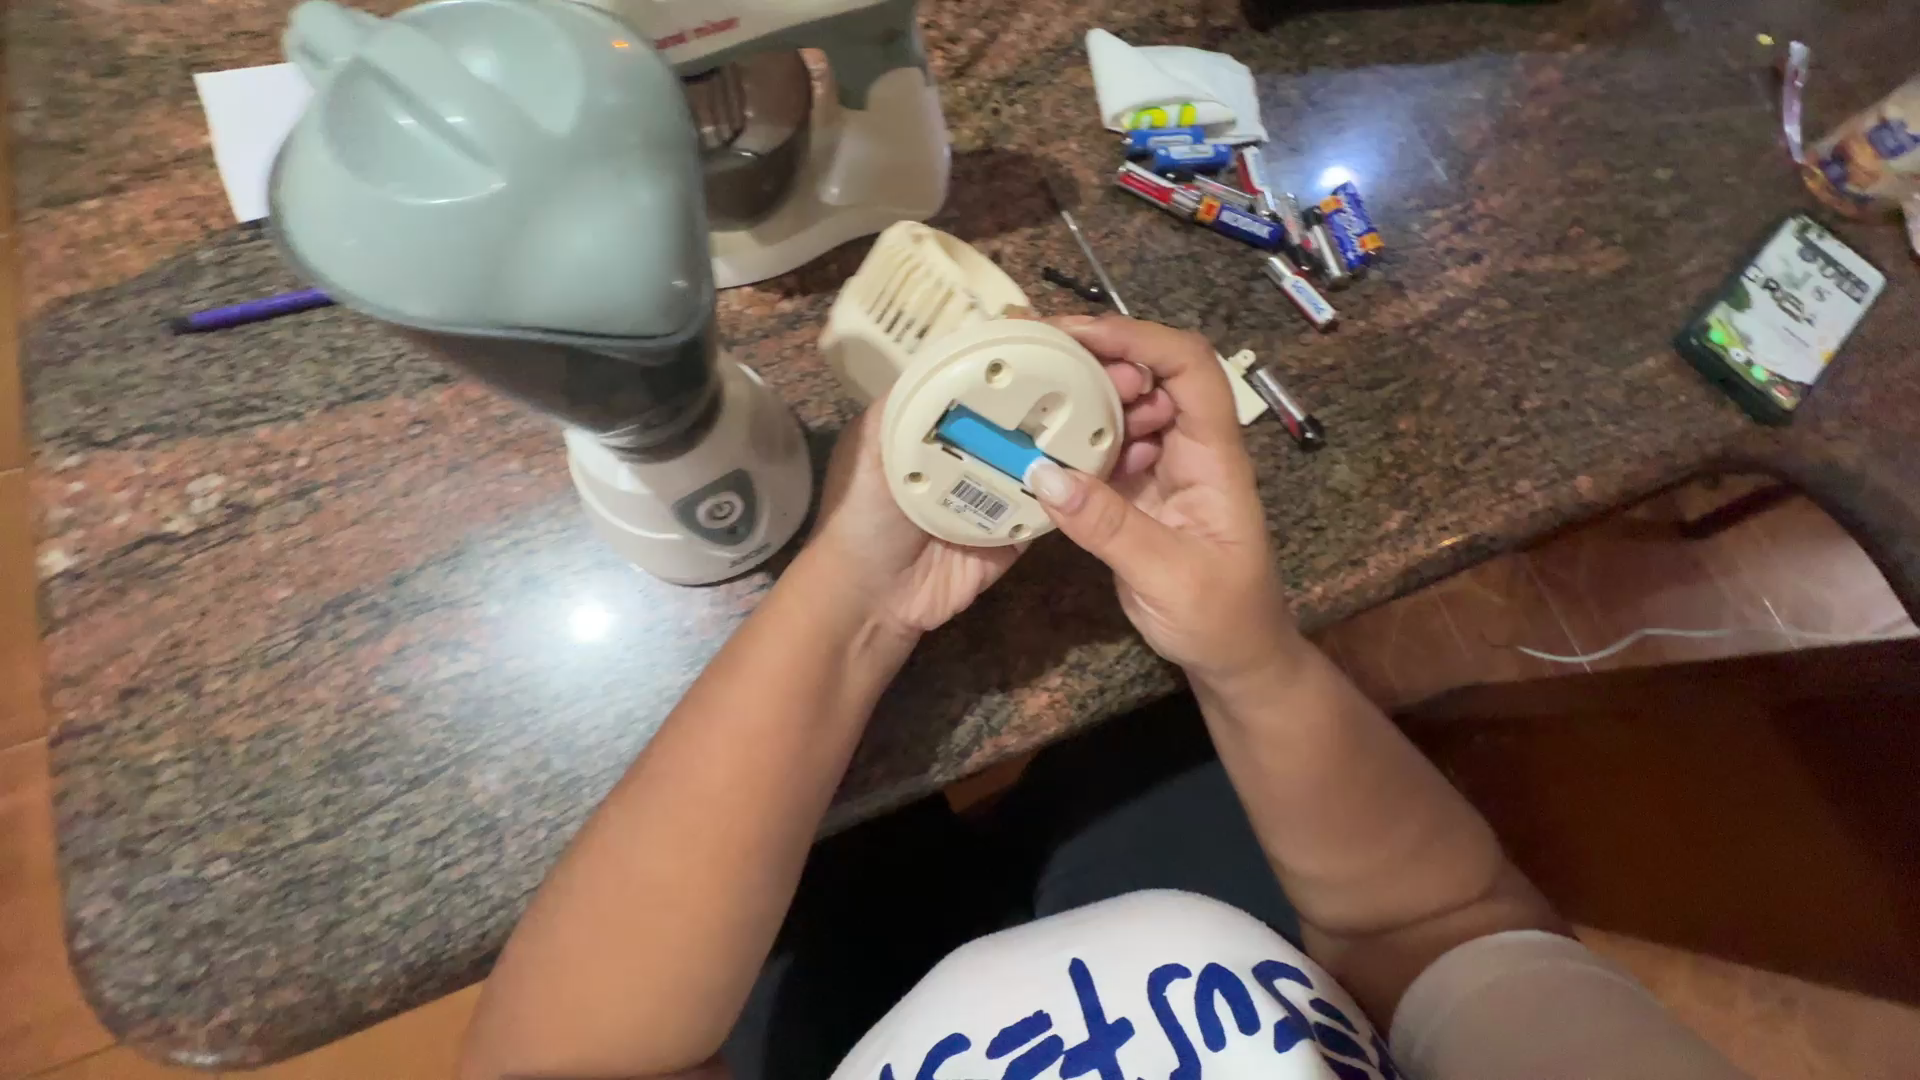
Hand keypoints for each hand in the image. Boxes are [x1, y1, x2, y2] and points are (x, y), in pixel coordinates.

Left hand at [806, 343, 1176, 635]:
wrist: (875, 599)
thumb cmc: (863, 516)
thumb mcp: (872, 444)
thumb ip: (908, 397)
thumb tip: (958, 340)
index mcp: (945, 415)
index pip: (998, 369)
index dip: (1038, 348)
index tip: (1081, 336)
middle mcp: (981, 442)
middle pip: (1038, 406)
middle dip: (1084, 384)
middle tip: (1127, 374)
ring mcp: (1006, 483)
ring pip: (1058, 448)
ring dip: (1099, 426)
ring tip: (1138, 405)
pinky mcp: (1025, 525)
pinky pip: (1063, 498)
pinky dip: (1094, 479)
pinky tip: (1130, 453)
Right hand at [1024, 316, 1299, 683]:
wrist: (1233, 653)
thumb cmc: (1222, 616)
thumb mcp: (1169, 576)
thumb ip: (1108, 527)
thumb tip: (1042, 476)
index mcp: (1214, 457)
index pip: (1190, 369)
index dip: (1139, 340)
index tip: (1078, 336)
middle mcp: (1188, 450)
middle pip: (1150, 377)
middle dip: (1097, 357)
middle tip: (1034, 356)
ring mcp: (1160, 470)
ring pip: (1122, 412)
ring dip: (1080, 398)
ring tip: (1027, 394)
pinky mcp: (1133, 495)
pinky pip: (1100, 453)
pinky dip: (1070, 443)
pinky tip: (1035, 447)